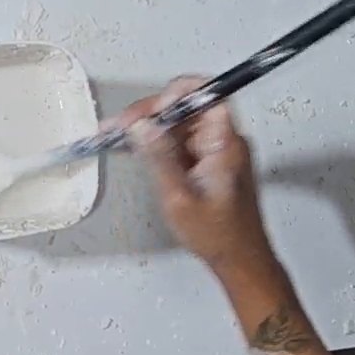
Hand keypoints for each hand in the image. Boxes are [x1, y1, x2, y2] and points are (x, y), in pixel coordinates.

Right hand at [120, 78, 273, 276]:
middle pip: (185, 108)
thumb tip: (140, 125)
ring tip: (115, 135)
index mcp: (225, 143)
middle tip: (119, 126)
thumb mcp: (179, 197)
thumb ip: (159, 157)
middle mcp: (223, 140)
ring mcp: (214, 149)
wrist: (240, 261)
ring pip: (178, 123)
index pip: (207, 96)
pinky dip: (155, 142)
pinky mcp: (206, 161)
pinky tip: (131, 147)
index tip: (151, 110)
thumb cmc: (217, 235)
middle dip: (150, 113)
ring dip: (148, 127)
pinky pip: (178, 141)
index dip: (177, 94)